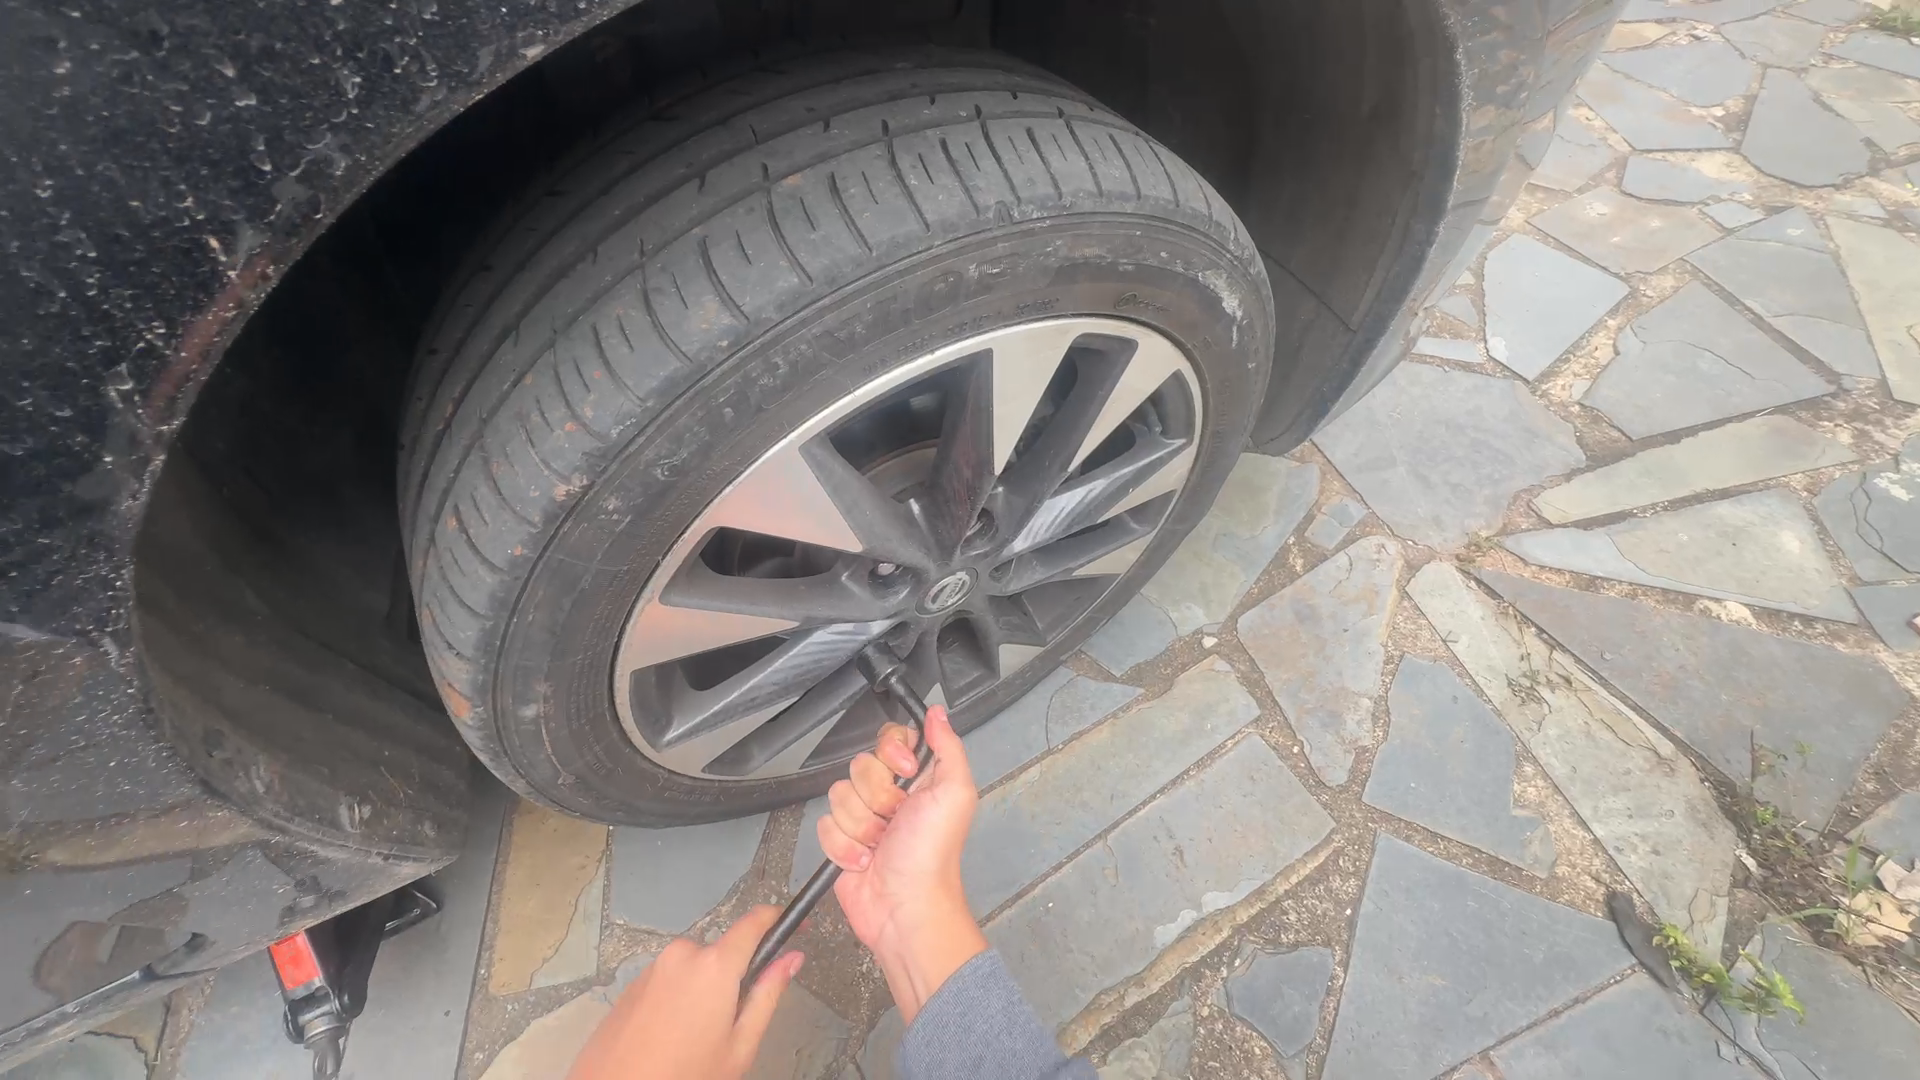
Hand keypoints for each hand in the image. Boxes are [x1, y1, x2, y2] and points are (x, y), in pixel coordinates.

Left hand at [566, 905, 801, 1079]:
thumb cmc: (684, 1078)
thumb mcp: (738, 1048)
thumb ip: (768, 995)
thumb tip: (793, 956)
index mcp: (715, 964)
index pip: (756, 921)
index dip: (780, 919)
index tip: (797, 929)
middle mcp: (684, 952)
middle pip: (724, 952)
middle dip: (734, 978)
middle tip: (730, 1026)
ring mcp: (653, 967)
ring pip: (695, 969)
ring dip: (704, 991)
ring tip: (692, 1042)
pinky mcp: (629, 986)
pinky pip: (668, 982)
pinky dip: (677, 1001)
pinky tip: (665, 1042)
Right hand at [817, 705, 987, 1022]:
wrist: (906, 907)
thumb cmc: (934, 851)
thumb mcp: (955, 792)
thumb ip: (948, 747)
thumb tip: (937, 712)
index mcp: (917, 777)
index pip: (890, 738)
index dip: (891, 751)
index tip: (906, 770)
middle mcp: (889, 792)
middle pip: (860, 764)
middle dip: (877, 795)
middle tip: (896, 818)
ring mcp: (863, 817)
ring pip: (839, 794)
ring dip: (862, 824)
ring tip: (881, 844)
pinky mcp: (840, 842)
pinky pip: (825, 825)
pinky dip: (844, 846)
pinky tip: (864, 860)